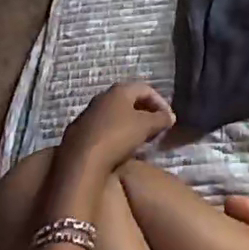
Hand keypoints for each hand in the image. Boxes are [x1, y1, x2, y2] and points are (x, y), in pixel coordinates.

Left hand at [58, 82, 174, 175]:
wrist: (81, 160)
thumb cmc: (117, 136)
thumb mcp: (145, 126)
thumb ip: (160, 119)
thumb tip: (170, 116)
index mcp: (120, 90)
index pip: (146, 89)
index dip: (161, 102)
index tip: (169, 119)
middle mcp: (102, 96)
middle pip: (130, 100)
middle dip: (146, 112)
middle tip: (156, 128)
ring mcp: (88, 113)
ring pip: (115, 114)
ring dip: (130, 123)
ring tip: (140, 140)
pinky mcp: (79, 131)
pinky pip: (103, 128)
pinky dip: (115, 133)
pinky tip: (120, 148)